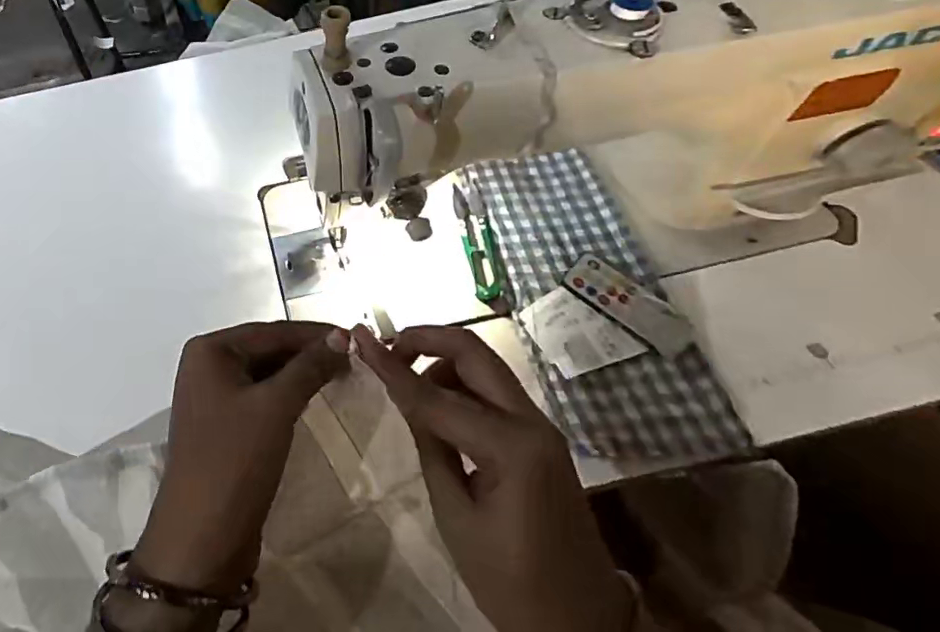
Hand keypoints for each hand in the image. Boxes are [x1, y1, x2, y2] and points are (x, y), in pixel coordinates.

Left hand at [129, 322, 350, 593]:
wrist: (201, 538)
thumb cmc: (235, 459)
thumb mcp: (277, 406)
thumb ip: (309, 367)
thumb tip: (341, 336)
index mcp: (210, 350)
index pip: (271, 331)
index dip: (314, 334)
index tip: (354, 337)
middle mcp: (205, 365)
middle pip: (266, 349)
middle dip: (308, 353)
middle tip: (353, 357)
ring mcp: (211, 396)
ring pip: (264, 374)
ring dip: (300, 374)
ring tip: (341, 374)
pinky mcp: (221, 425)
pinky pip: (259, 398)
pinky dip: (286, 395)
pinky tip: (312, 398)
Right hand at [354, 325, 635, 631]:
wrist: (581, 620)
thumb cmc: (510, 581)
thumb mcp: (455, 515)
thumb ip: (429, 443)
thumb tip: (401, 390)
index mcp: (511, 447)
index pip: (436, 394)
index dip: (391, 365)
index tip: (359, 337)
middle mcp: (532, 421)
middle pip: (473, 351)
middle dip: (426, 340)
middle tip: (387, 348)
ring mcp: (540, 425)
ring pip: (484, 365)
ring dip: (443, 361)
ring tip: (408, 388)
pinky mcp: (540, 435)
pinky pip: (494, 390)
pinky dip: (461, 384)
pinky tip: (438, 409)